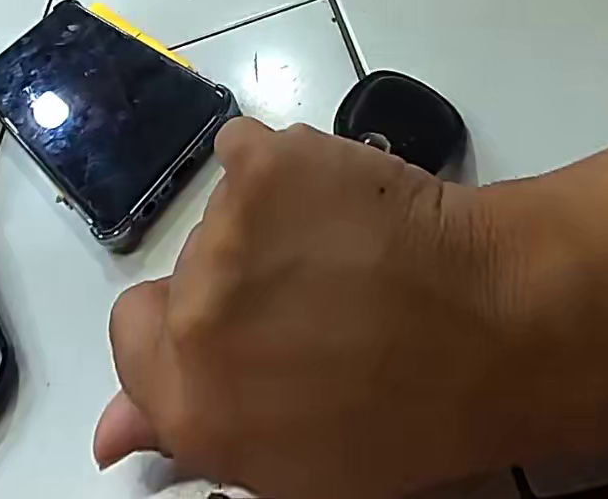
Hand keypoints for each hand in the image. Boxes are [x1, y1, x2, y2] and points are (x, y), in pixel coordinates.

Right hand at [95, 119, 531, 497]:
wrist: (499, 316)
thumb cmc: (410, 406)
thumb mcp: (296, 460)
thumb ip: (186, 434)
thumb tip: (108, 435)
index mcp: (193, 395)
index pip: (130, 332)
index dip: (178, 326)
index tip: (236, 324)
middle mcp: (195, 309)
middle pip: (185, 267)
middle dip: (235, 279)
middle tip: (310, 299)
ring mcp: (229, 223)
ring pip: (224, 211)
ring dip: (266, 224)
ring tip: (338, 252)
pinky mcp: (264, 159)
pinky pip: (242, 148)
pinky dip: (275, 165)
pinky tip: (329, 195)